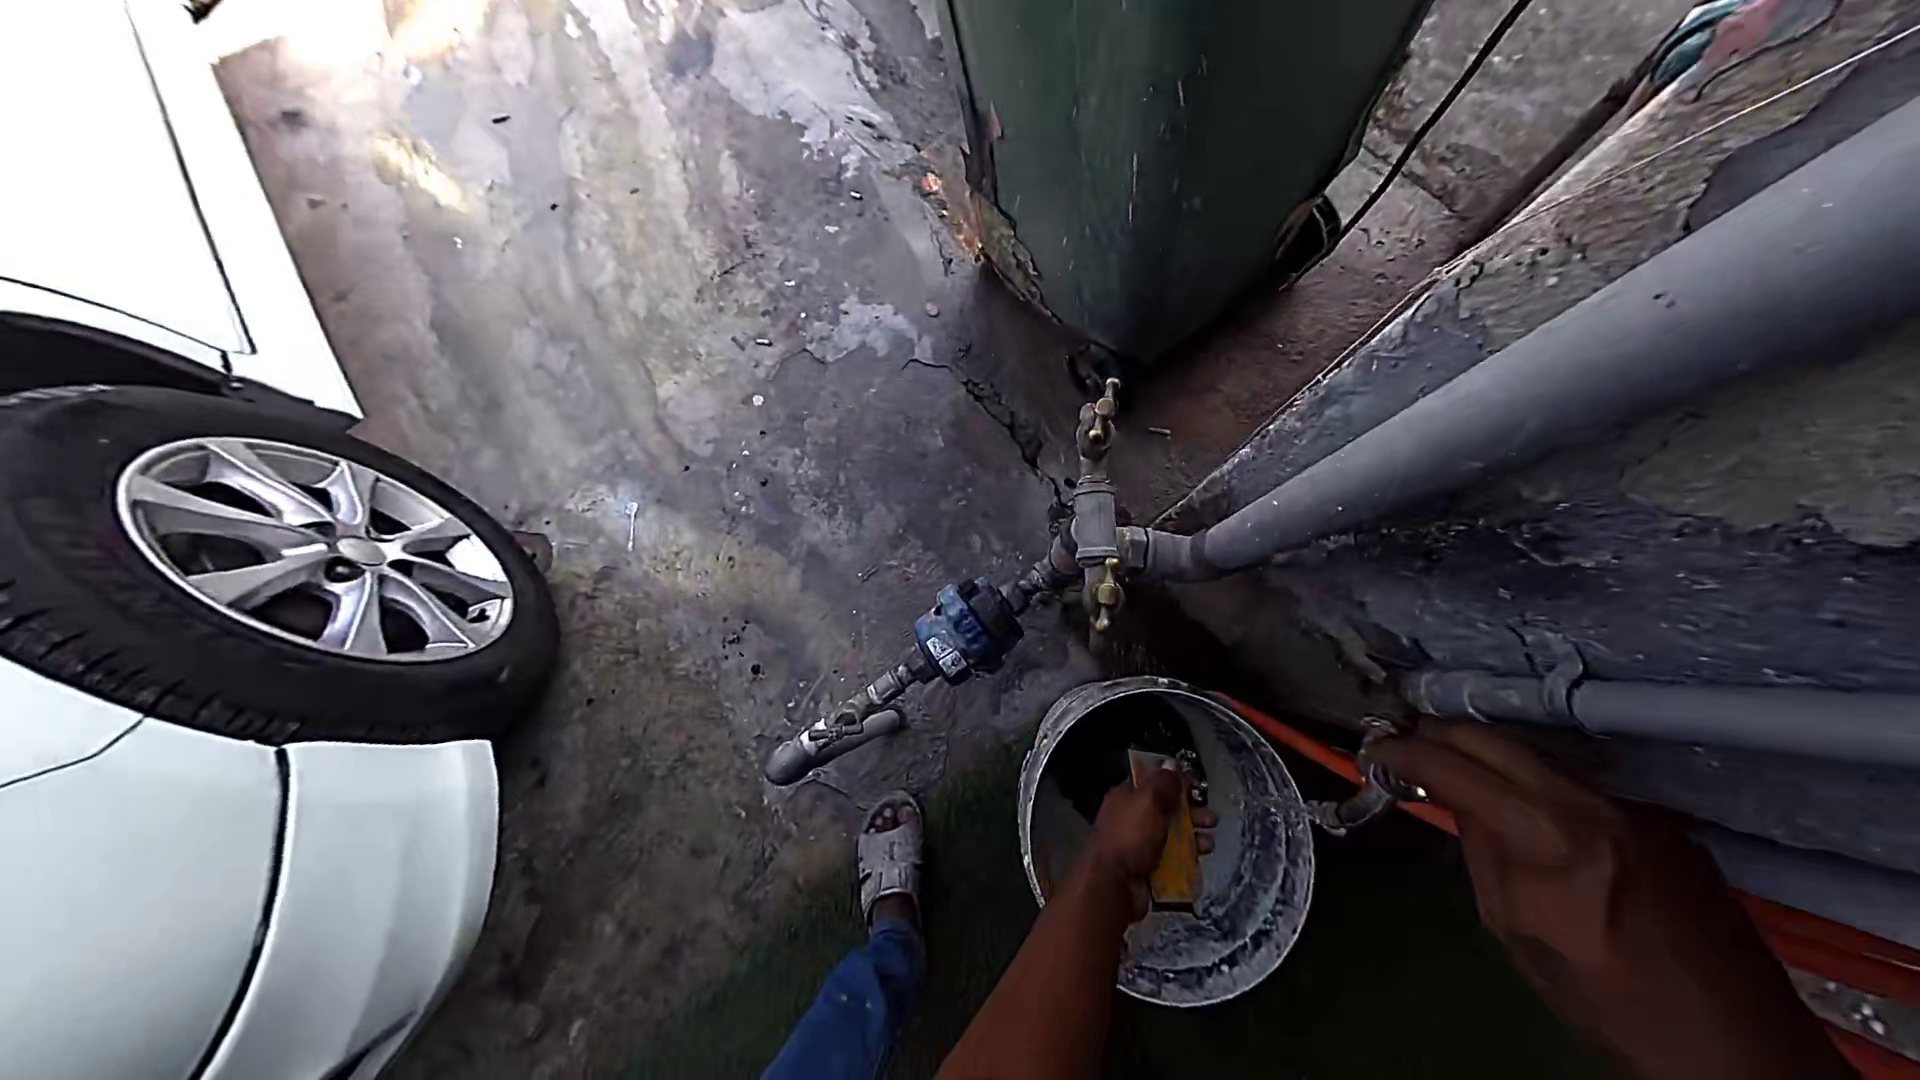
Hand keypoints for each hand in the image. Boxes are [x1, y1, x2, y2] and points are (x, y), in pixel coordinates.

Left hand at [1083, 766, 1217, 921]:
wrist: (1114, 885)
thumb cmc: (1129, 837)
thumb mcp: (1147, 802)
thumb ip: (1162, 785)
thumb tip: (1172, 767)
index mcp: (1126, 797)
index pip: (1153, 782)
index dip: (1175, 783)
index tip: (1197, 788)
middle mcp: (1131, 817)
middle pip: (1167, 809)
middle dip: (1191, 812)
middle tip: (1210, 820)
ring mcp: (1140, 844)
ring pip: (1172, 835)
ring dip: (1193, 836)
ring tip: (1208, 843)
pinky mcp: (1148, 867)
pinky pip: (1172, 858)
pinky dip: (1187, 858)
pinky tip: (1200, 859)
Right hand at [1369, 722, 1851, 1079]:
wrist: (1732, 1044)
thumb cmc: (1603, 997)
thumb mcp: (1511, 922)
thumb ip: (1479, 847)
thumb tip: (1454, 800)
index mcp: (1547, 835)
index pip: (1451, 766)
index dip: (1399, 751)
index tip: (1373, 751)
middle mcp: (1590, 804)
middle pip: (1489, 738)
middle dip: (1436, 736)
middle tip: (1404, 750)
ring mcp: (1630, 808)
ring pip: (1530, 754)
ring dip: (1480, 754)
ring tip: (1451, 772)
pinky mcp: (1656, 821)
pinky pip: (1569, 782)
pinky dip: (1527, 782)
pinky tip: (1518, 808)